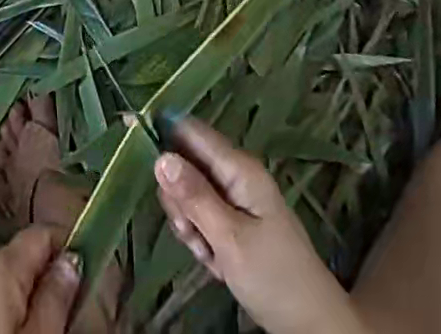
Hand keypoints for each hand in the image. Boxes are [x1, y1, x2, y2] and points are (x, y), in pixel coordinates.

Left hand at [0, 226, 82, 333]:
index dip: (69, 245)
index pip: (41, 233)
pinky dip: (21, 309)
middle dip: (54, 274)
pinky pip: (1, 300)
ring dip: (39, 294)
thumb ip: (58, 294)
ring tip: (59, 322)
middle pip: (27, 256)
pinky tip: (33, 332)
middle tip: (78, 303)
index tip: (91, 269)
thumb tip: (72, 260)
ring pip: (16, 280)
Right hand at [154, 116, 366, 333]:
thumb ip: (194, 196)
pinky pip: (201, 217)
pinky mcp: (234, 221)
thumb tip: (160, 156)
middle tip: (191, 231)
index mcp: (239, 169)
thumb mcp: (229, 238)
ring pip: (190, 195)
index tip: (129, 126)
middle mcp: (236, 175)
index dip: (161, 126)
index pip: (192, 131)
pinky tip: (215, 261)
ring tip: (208, 252)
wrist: (311, 325)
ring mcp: (235, 198)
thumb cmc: (274, 276)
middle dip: (178, 198)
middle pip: (186, 165)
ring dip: (189, 223)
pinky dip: (200, 238)